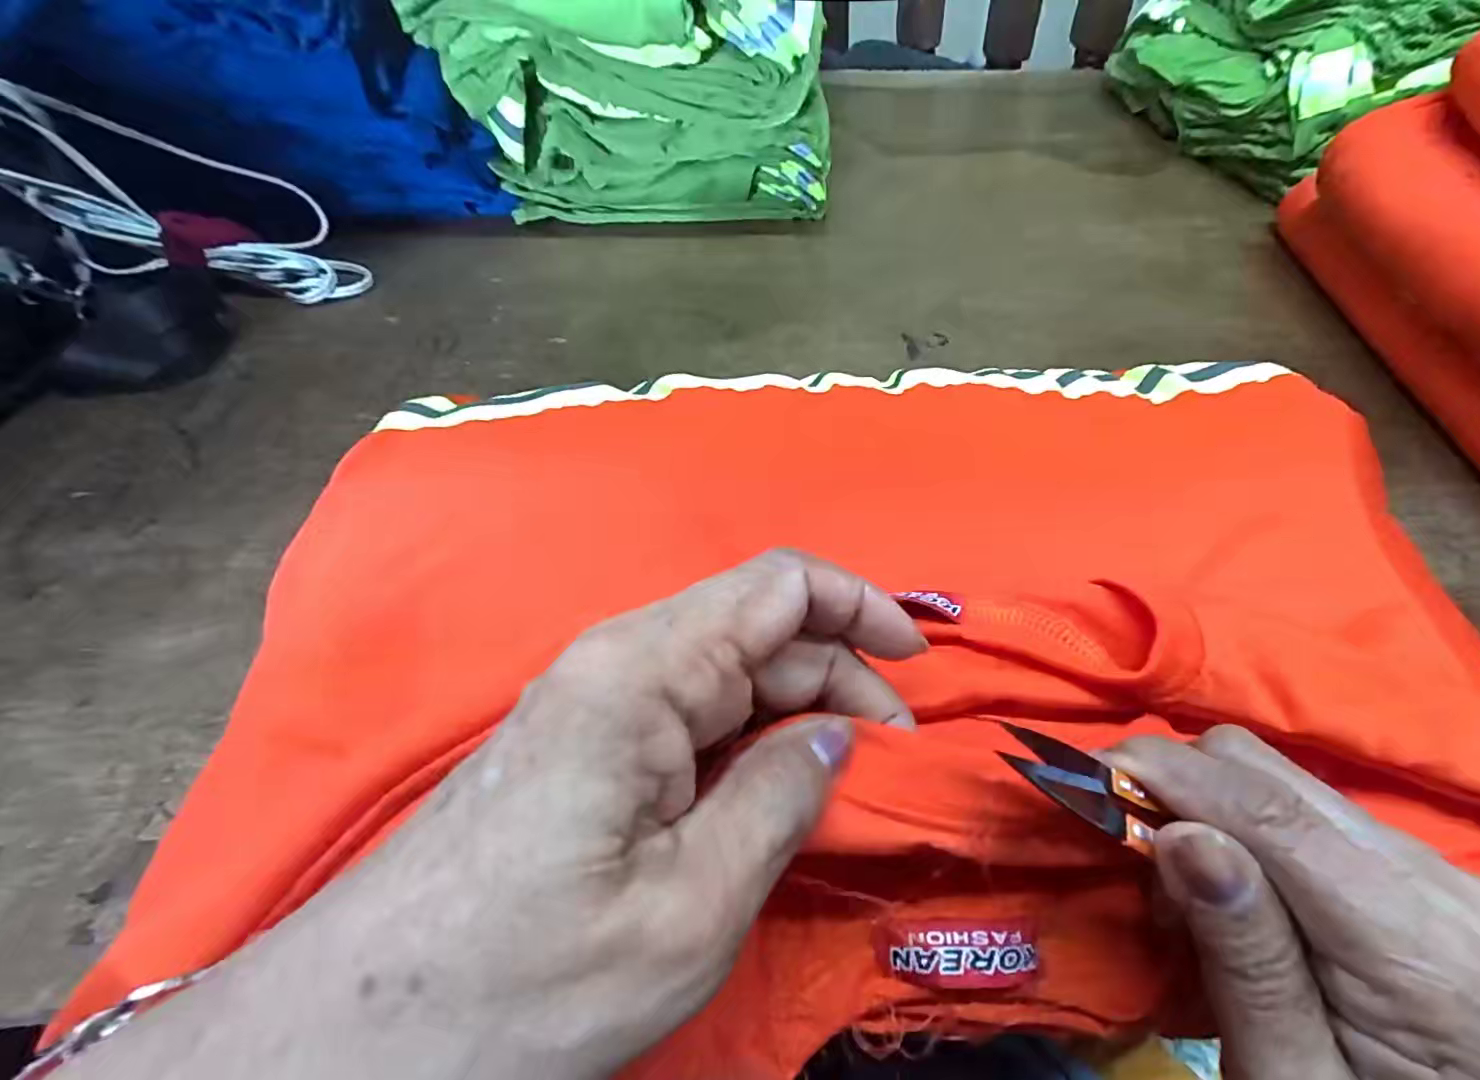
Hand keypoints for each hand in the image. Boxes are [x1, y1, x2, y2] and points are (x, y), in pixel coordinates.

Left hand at [64, 550, 926, 1079]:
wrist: (341, 1050)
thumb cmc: (521, 984)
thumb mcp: (687, 907)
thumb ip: (781, 801)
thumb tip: (840, 737)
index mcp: (645, 673)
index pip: (781, 587)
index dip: (861, 603)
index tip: (916, 653)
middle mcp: (626, 663)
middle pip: (768, 628)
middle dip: (845, 670)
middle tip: (894, 744)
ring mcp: (608, 699)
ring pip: (742, 669)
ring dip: (809, 703)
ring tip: (853, 765)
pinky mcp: (601, 739)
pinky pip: (708, 709)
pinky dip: (767, 729)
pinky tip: (787, 775)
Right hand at [1109, 727, 1479, 1079]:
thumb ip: (1250, 968)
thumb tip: (1179, 835)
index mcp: (1442, 972)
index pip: (1282, 823)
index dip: (1176, 777)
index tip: (1089, 765)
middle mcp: (1456, 898)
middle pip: (1285, 780)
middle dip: (1183, 783)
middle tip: (1115, 832)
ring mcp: (1450, 882)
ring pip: (1295, 784)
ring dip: (1209, 803)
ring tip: (1168, 874)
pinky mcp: (1428, 883)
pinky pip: (1315, 816)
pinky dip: (1247, 827)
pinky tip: (1227, 882)